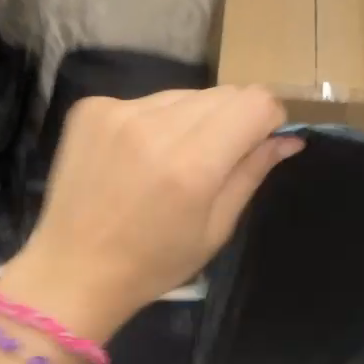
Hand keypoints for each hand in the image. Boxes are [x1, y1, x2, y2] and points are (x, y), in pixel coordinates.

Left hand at [0, 86, 299, 339]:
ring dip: (193, 120)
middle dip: (233, 121)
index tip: (260, 144)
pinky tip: (139, 160)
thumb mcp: (215, 230)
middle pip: (223, 94)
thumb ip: (250, 175)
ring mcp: (118, 112)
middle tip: (216, 163)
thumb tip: (288, 139)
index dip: (268, 120)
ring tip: (171, 165)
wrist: (74, 270)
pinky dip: (154, 123)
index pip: (255, 103)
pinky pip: (146, 101)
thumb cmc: (153, 264)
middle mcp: (155, 127)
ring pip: (184, 95)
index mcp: (192, 166)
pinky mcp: (91, 109)